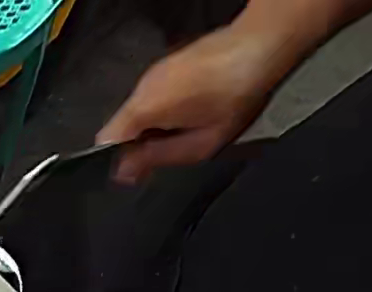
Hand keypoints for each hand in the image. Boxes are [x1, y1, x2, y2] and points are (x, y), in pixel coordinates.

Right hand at [98, 22, 296, 183]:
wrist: (267, 40)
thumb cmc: (235, 96)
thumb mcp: (198, 144)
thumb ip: (155, 159)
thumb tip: (124, 173)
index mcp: (141, 111)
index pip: (104, 144)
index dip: (116, 160)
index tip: (137, 169)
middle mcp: (139, 89)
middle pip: (119, 127)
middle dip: (134, 142)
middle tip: (162, 150)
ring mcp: (152, 73)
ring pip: (135, 111)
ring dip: (149, 124)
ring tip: (180, 125)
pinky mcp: (167, 63)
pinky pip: (150, 96)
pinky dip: (160, 107)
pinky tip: (187, 106)